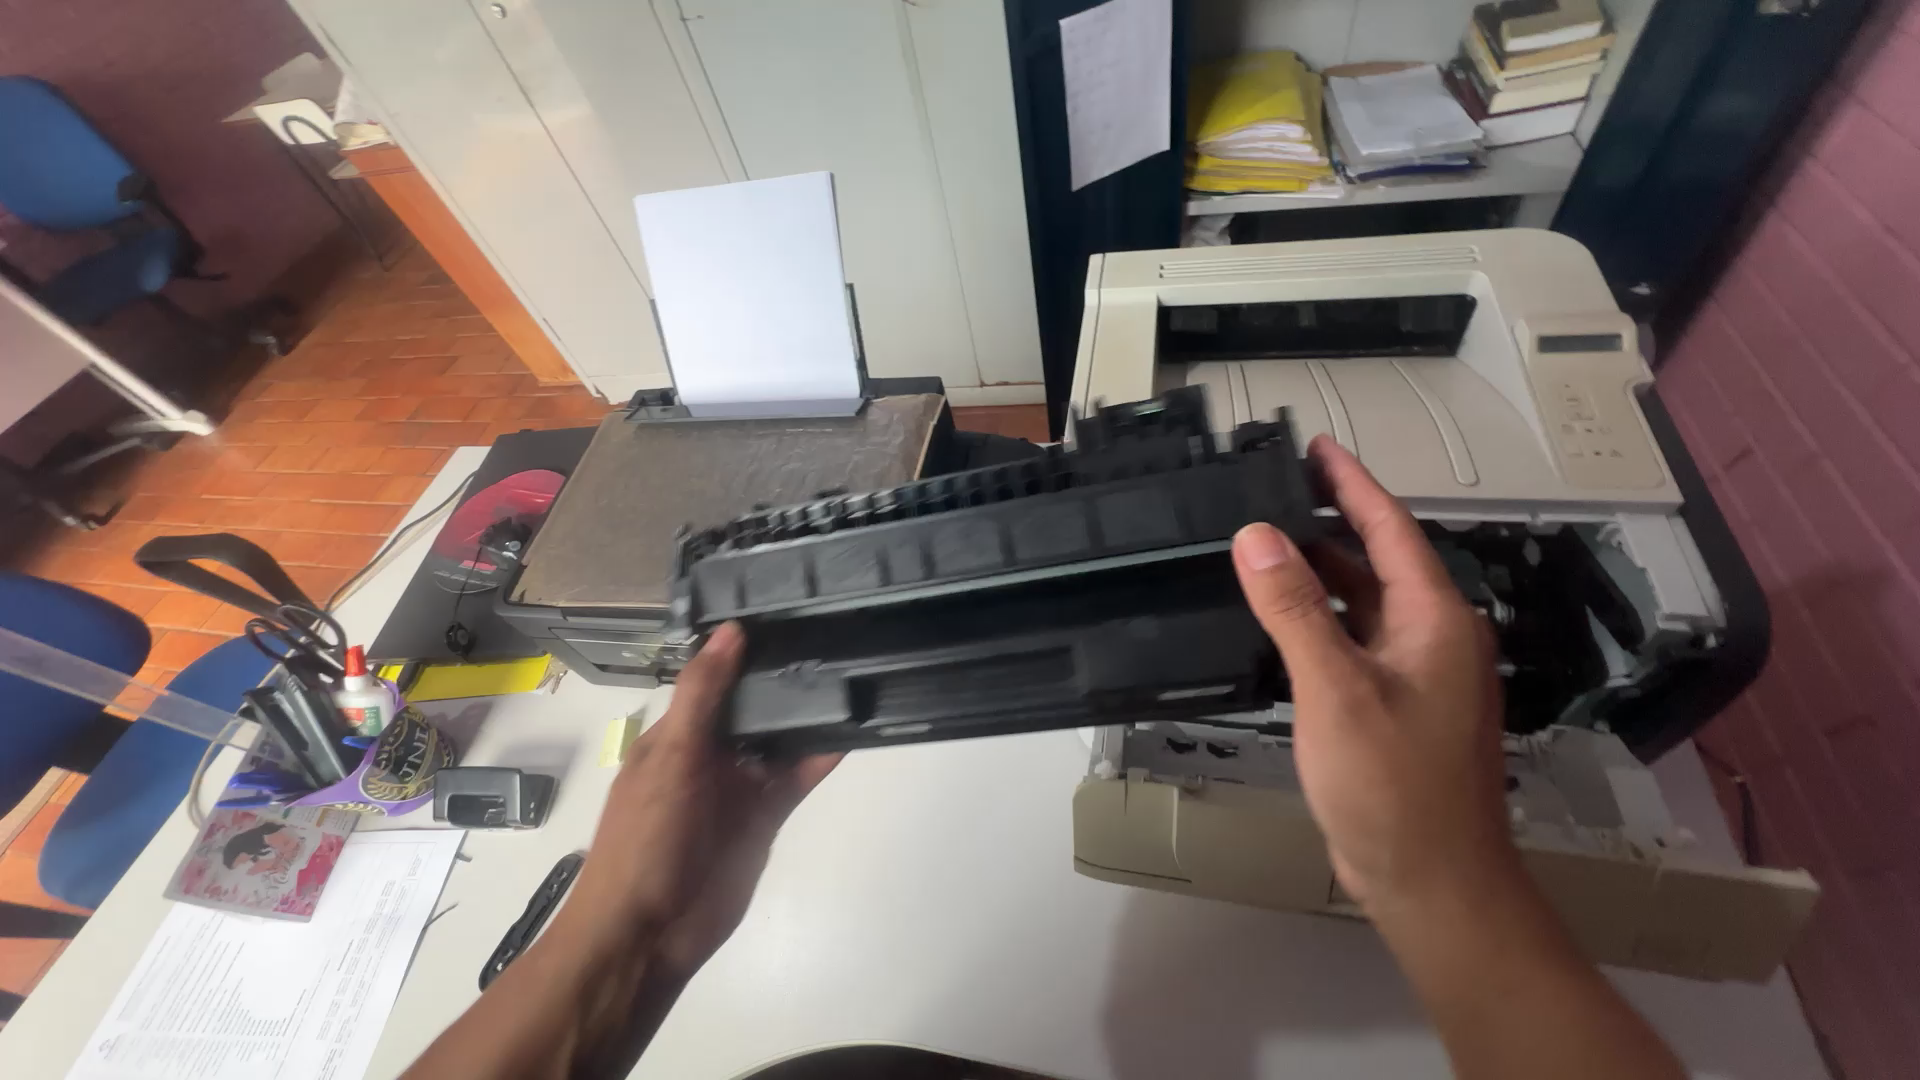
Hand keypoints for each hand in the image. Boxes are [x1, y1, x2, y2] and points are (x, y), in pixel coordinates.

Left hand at [560, 622, 840, 975]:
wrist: (648, 935)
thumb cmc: (647, 838)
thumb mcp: (672, 756)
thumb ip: (704, 695)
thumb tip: (730, 632)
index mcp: (676, 734)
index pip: (716, 680)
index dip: (746, 650)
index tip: (789, 614)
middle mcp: (709, 754)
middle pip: (752, 708)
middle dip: (784, 680)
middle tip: (834, 636)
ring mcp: (738, 787)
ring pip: (778, 741)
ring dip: (806, 716)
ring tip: (850, 675)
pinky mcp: (765, 816)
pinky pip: (796, 777)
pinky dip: (819, 756)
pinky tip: (849, 732)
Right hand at [1231, 436, 1515, 912]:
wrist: (1430, 878)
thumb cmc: (1392, 782)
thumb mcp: (1335, 687)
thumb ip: (1294, 608)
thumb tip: (1256, 536)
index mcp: (1433, 618)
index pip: (1389, 528)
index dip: (1351, 483)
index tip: (1314, 447)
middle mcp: (1429, 636)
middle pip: (1373, 560)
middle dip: (1326, 522)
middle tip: (1269, 492)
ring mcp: (1411, 672)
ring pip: (1359, 601)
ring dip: (1315, 572)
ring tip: (1260, 544)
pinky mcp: (1390, 702)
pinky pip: (1349, 638)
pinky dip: (1314, 617)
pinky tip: (1275, 616)